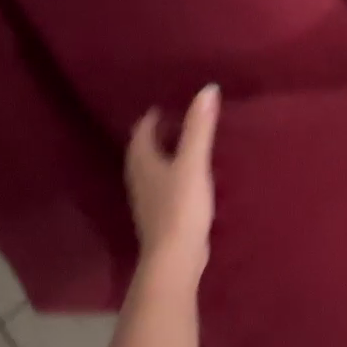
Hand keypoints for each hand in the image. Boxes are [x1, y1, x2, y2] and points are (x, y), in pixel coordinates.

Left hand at [125, 85, 219, 283]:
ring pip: (154, 167)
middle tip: (185, 119)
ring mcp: (148, 198)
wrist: (174, 257)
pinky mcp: (161, 214)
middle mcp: (138, 177)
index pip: (142, 130)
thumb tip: (207, 89)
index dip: (155, 115)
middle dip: (161, 133)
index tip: (173, 102)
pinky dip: (175, 174)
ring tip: (191, 144)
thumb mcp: (193, 163)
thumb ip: (199, 128)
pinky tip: (193, 177)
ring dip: (168, 154)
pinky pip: (164, 185)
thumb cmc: (180, 206)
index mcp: (142, 161)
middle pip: (145, 148)